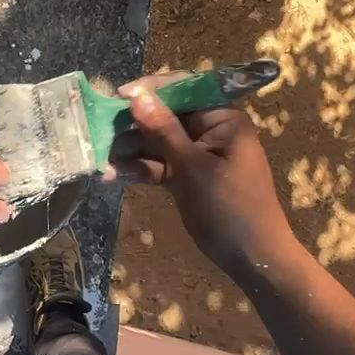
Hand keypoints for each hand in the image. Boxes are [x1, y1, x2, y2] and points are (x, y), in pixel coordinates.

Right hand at [110, 73, 296, 277]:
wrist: (255, 263)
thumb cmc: (231, 209)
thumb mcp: (193, 168)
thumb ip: (163, 130)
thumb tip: (136, 95)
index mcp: (222, 119)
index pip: (184, 90)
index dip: (150, 90)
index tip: (118, 97)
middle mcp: (210, 130)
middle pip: (165, 116)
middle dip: (132, 124)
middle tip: (99, 129)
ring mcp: (197, 155)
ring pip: (157, 142)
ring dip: (129, 149)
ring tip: (98, 155)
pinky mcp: (187, 177)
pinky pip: (159, 165)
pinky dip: (139, 169)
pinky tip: (110, 174)